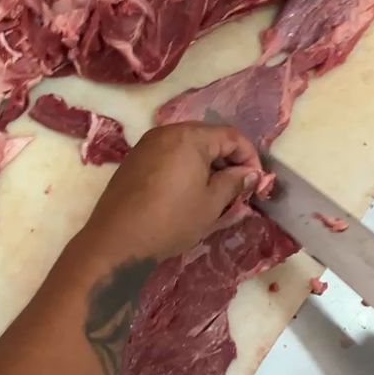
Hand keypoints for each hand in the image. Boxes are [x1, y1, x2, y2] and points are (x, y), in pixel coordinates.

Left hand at [73, 123, 262, 263]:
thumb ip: (234, 182)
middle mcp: (166, 132)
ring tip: (216, 195)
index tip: (257, 182)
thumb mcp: (210, 204)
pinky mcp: (134, 161)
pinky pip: (169, 156)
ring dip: (207, 166)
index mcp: (189, 136)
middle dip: (228, 162)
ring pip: (188, 148)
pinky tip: (189, 194)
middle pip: (208, 138)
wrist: (116, 241)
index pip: (231, 136)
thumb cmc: (170, 221)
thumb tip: (250, 173)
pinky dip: (186, 169)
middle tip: (239, 190)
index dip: (249, 158)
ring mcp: (147, 145)